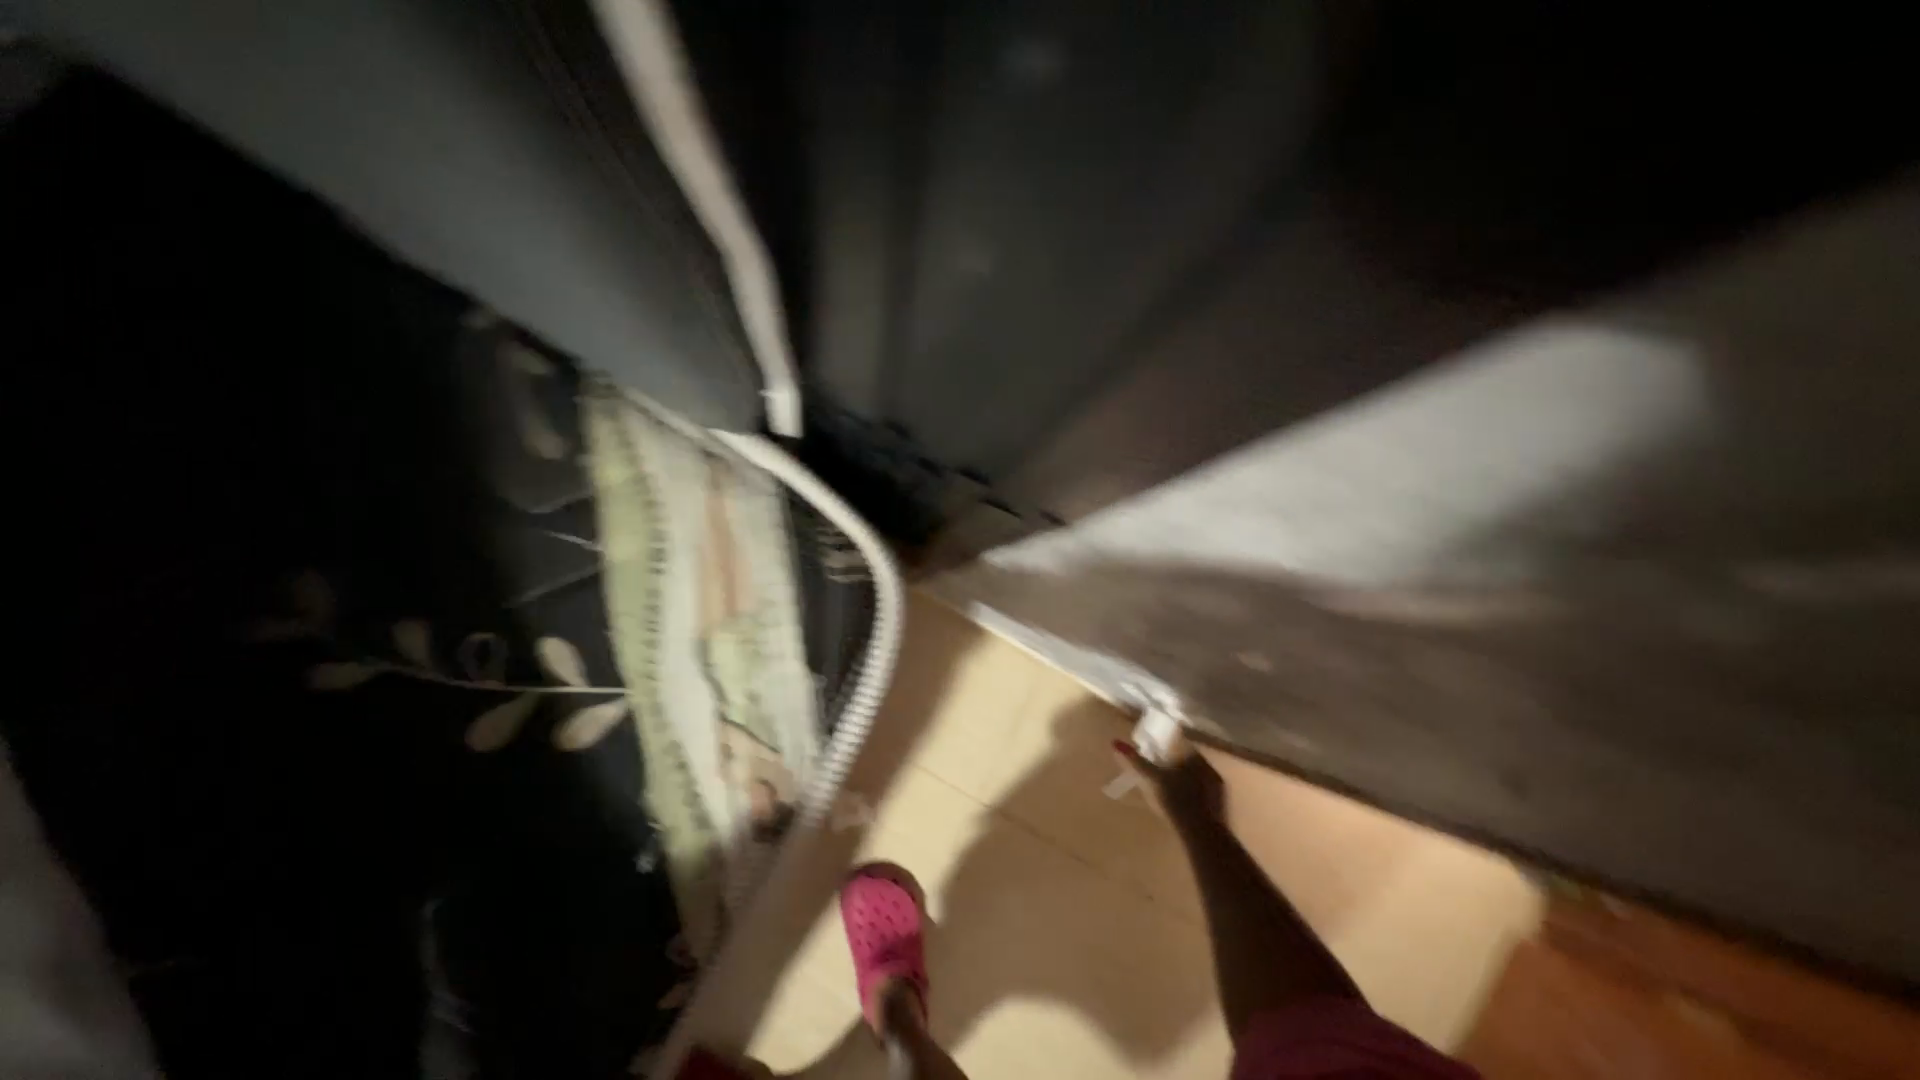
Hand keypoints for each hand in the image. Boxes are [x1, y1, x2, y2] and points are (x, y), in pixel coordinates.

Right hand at [1114, 738, 1224, 825]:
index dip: (1166, 748)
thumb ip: (1136, 761)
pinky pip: (1207, 793)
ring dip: (1188, 780)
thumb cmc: (1175, 800)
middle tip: (1161, 776)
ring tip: (1173, 792)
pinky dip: (1197, 796)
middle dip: (1177, 765)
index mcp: (1193, 755)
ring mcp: (1218, 784)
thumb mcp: (1151, 779)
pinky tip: (1187, 806)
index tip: (1156, 756)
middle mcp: (1208, 764)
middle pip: (1189, 759)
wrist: (1202, 832)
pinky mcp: (1223, 803)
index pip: (1179, 743)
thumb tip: (1115, 742)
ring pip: (1199, 776)